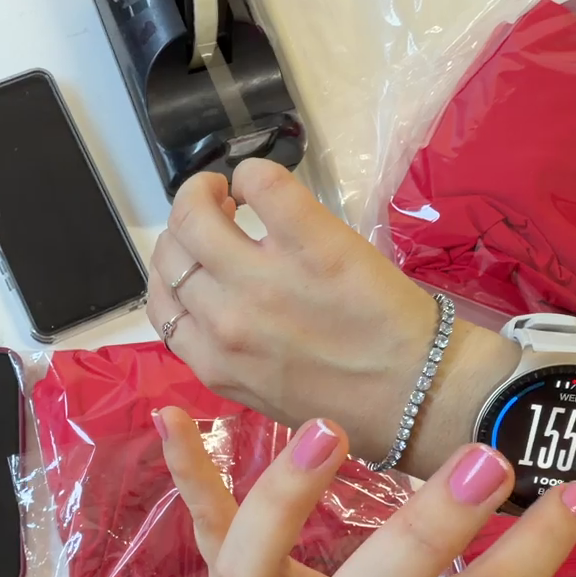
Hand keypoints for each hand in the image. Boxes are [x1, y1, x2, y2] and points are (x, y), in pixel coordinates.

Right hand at [147, 160, 509, 465]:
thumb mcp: (262, 395)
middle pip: (169, 252)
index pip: (158, 302)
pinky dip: (253, 173)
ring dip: (202, 192)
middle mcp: (224, 323)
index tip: (197, 259)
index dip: (171, 270)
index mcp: (213, 362)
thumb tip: (208, 312)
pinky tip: (262, 184)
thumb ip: (225, 357)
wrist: (417, 394)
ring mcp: (263, 283)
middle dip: (183, 228)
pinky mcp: (312, 246)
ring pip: (193, 216)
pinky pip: (262, 184)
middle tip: (215, 217)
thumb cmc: (344, 402)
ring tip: (230, 193)